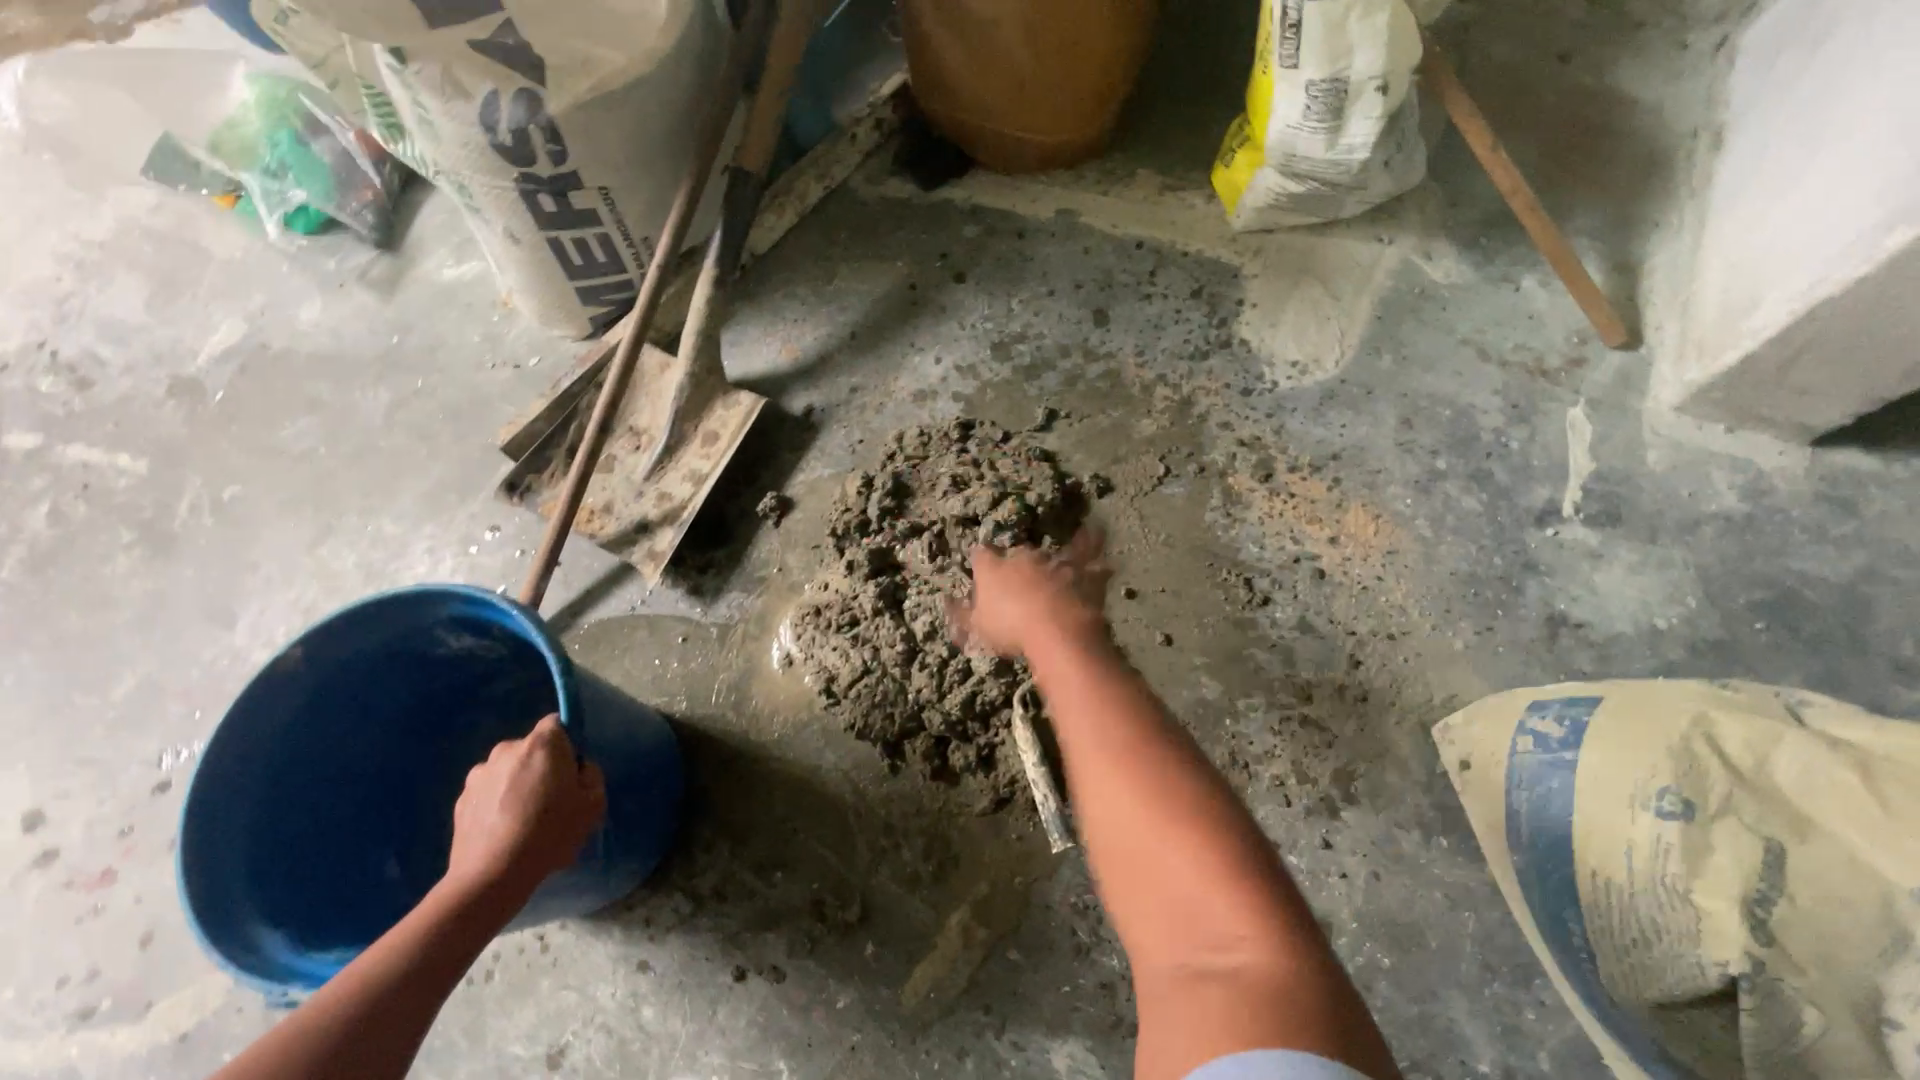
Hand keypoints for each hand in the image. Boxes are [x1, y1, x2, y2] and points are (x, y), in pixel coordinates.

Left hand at [444, 714, 605, 904]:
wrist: (492, 875)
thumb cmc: (550, 833)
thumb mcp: (593, 805)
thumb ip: (592, 775)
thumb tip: (578, 768)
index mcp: (542, 744)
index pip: (558, 722)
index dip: (568, 742)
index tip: (572, 769)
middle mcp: (506, 749)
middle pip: (532, 748)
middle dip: (543, 766)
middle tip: (552, 799)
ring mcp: (479, 773)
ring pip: (508, 770)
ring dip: (517, 784)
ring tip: (525, 820)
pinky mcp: (461, 798)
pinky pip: (488, 792)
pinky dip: (497, 803)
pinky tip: (504, 831)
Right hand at [950, 526, 1110, 658]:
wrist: (1056, 630)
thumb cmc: (1010, 629)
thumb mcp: (976, 628)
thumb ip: (960, 613)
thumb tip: (946, 600)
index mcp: (992, 567)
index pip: (980, 555)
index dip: (982, 563)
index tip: (983, 569)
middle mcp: (1021, 556)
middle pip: (1017, 554)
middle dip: (1019, 566)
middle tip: (1023, 585)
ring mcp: (1052, 560)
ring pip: (1052, 551)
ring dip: (1054, 558)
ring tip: (1058, 558)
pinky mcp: (1080, 567)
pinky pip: (1087, 547)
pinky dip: (1092, 540)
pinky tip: (1098, 531)